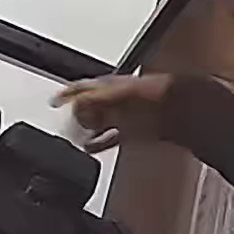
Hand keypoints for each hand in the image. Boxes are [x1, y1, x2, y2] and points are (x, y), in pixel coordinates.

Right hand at [51, 73, 174, 152]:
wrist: (178, 109)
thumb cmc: (152, 96)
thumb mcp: (114, 95)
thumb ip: (92, 100)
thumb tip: (74, 108)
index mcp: (109, 86)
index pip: (82, 87)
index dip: (67, 93)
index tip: (54, 101)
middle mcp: (115, 99)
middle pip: (89, 107)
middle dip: (76, 115)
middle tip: (64, 122)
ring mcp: (124, 115)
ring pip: (98, 122)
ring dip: (86, 130)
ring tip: (75, 137)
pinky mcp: (132, 131)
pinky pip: (110, 137)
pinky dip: (99, 142)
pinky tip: (91, 147)